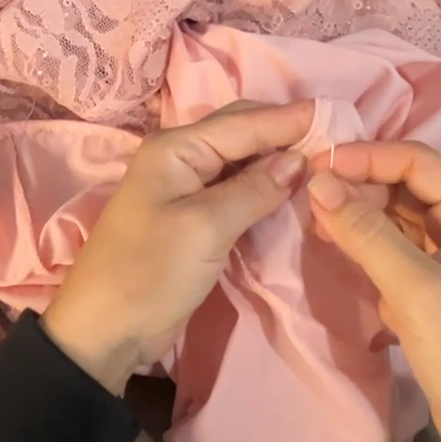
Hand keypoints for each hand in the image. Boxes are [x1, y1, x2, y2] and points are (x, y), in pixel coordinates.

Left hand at [41, 101, 313, 393]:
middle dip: (283, 130)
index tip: (336, 113)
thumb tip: (298, 159)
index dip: (289, 119)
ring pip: (239, 157)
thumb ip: (253, 190)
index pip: (242, 123)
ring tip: (323, 154)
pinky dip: (262, 181)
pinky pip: (234, 184)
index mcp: (176, 147)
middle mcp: (180, 155)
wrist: (104, 328)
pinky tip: (290, 185)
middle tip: (335, 133)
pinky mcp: (192, 213)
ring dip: (275, 154)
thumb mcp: (205, 228)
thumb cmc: (150, 271)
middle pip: (240, 131)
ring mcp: (184, 185)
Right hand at [307, 142, 440, 441]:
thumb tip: (317, 181)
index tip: (316, 166)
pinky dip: (370, 248)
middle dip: (359, 186)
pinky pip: (399, 252)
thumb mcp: (419, 294)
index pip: (418, 162)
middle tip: (310, 199)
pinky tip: (343, 254)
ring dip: (360, 218)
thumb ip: (367, 233)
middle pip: (406, 187)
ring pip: (399, 219)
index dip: (367, 156)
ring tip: (319, 225)